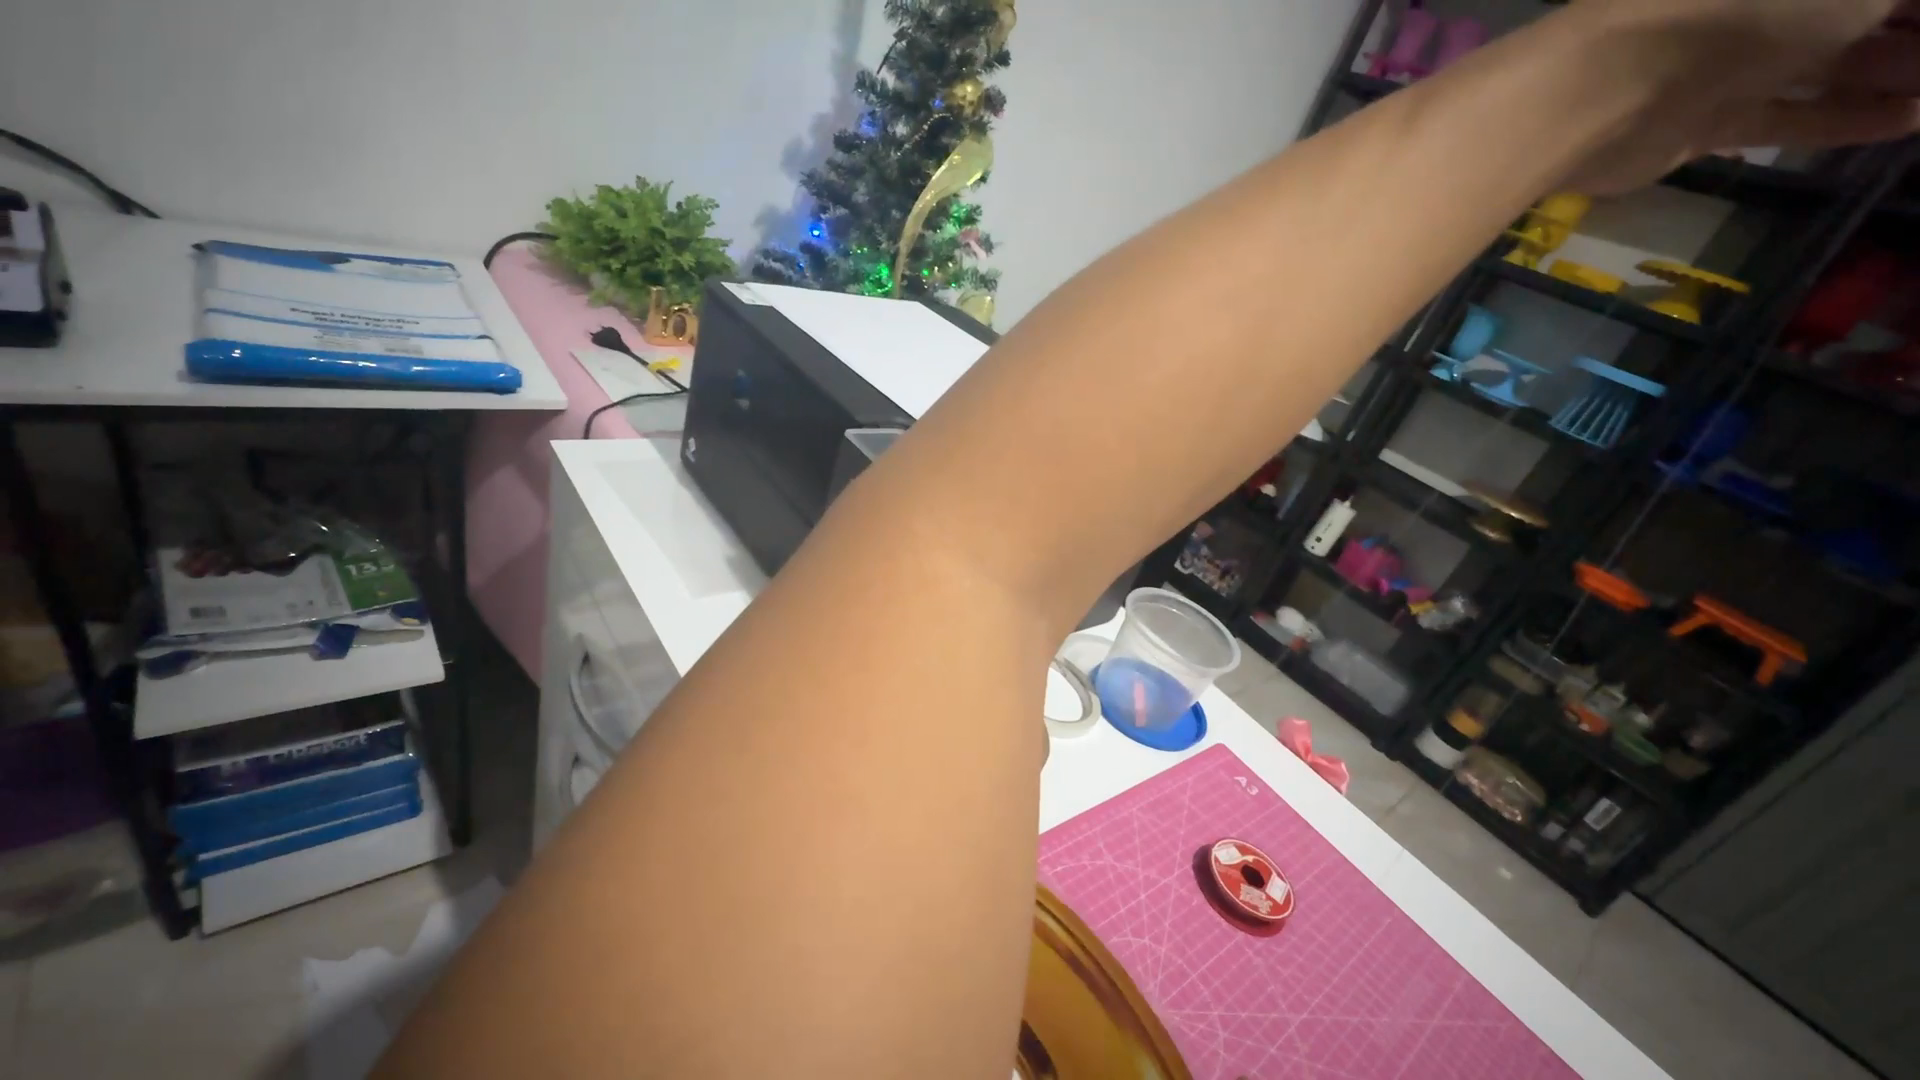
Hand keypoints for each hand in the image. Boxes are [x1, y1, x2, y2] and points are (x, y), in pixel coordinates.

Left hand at [1554, 0, 1919, 193]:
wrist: (1610, 90)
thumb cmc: (1742, 7)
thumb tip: (1899, 8)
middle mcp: (1754, 4)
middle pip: (1855, 12)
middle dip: (1914, 30)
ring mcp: (1722, 67)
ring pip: (1824, 67)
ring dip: (1893, 73)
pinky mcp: (1695, 125)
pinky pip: (1781, 118)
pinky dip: (1842, 120)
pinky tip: (1906, 124)